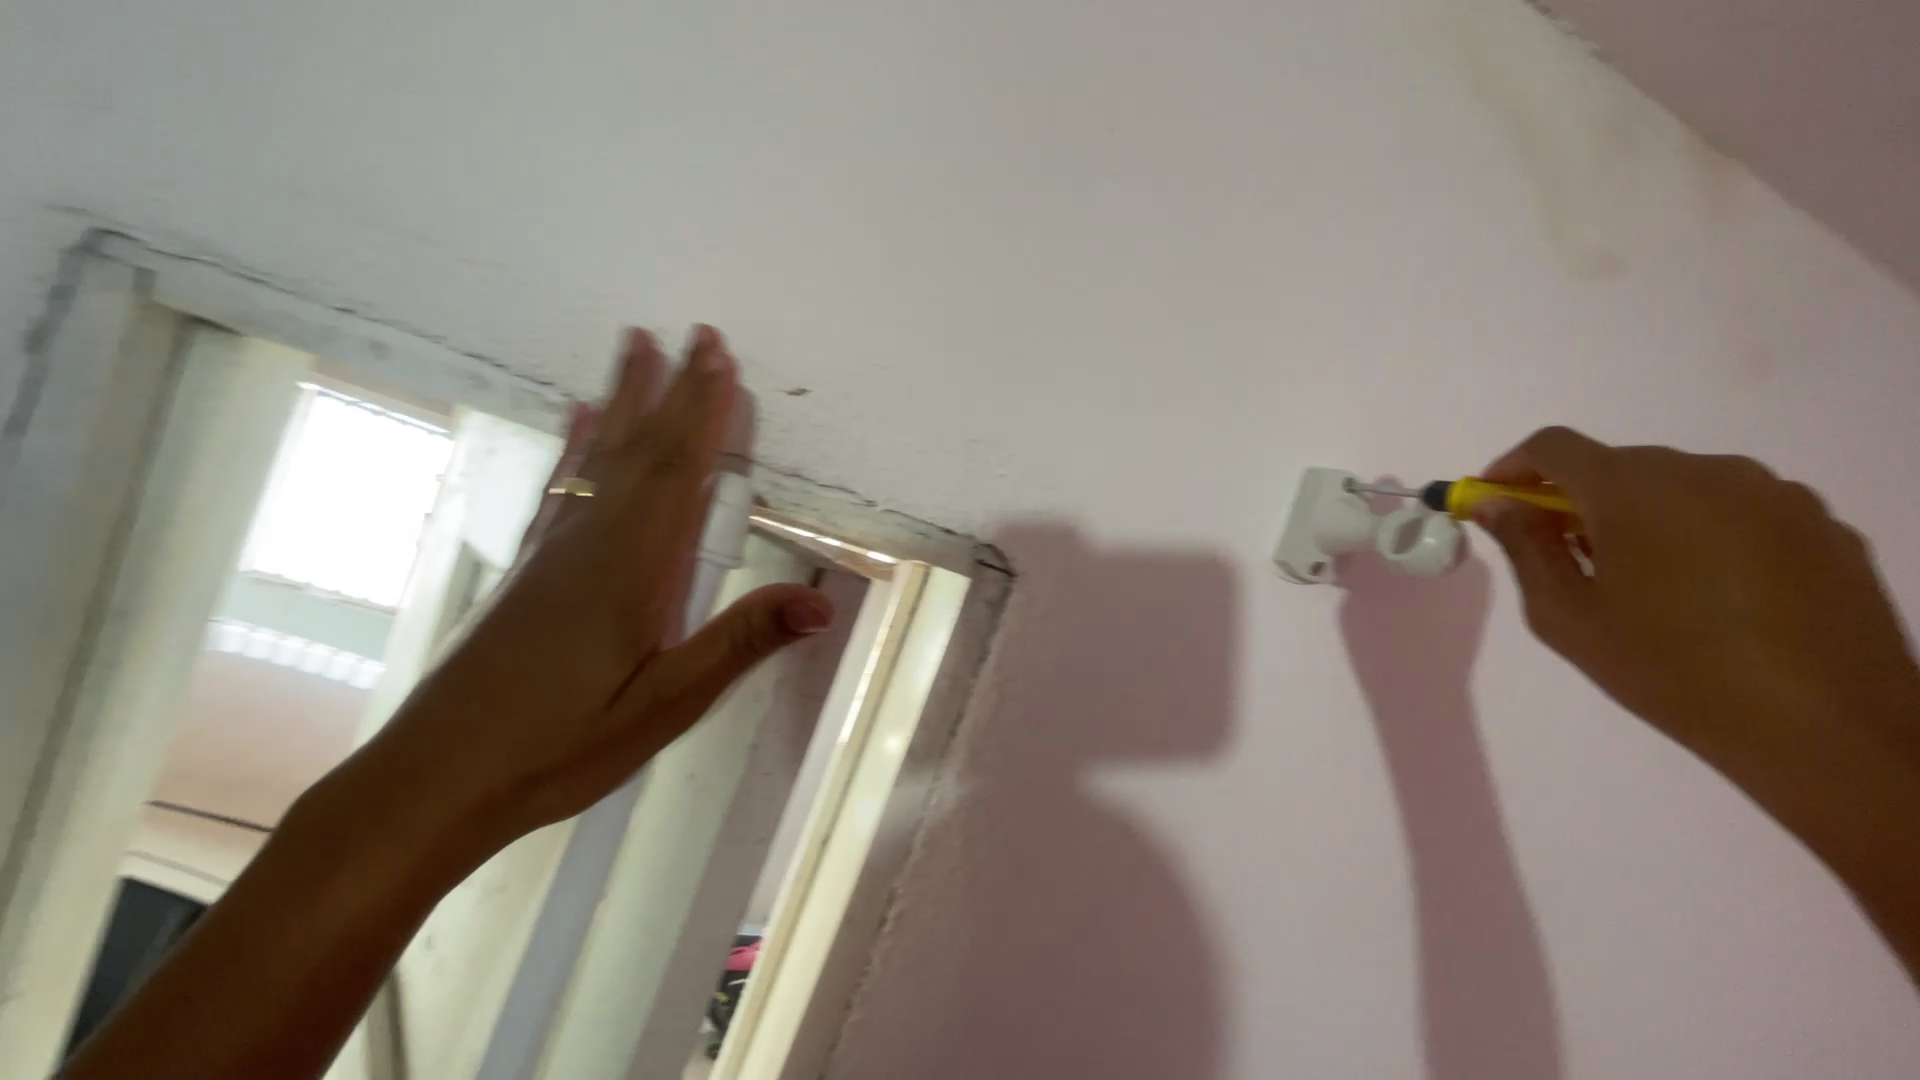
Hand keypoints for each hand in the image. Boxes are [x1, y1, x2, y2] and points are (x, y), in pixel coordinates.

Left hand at [344, 325, 834, 857]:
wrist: (435, 777)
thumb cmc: (558, 746)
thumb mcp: (666, 705)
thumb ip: (739, 644)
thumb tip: (820, 602)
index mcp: (631, 568)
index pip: (676, 474)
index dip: (703, 415)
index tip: (721, 360)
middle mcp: (590, 542)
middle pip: (638, 449)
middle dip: (671, 389)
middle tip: (695, 332)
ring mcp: (553, 551)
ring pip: (597, 456)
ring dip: (623, 398)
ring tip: (633, 345)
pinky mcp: (530, 569)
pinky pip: (562, 485)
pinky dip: (575, 444)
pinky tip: (575, 421)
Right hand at [1476, 427, 1919, 975]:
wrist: (1822, 726)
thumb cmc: (1666, 668)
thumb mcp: (1565, 615)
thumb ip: (1524, 547)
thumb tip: (1494, 504)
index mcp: (1634, 488)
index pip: (1554, 446)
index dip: (1512, 466)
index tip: (1494, 500)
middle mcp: (1706, 471)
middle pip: (1618, 465)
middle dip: (1578, 499)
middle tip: (1566, 556)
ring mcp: (1775, 494)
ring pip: (1681, 486)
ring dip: (1643, 516)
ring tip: (1644, 583)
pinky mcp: (1824, 525)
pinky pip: (1739, 511)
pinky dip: (1703, 534)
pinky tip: (1710, 594)